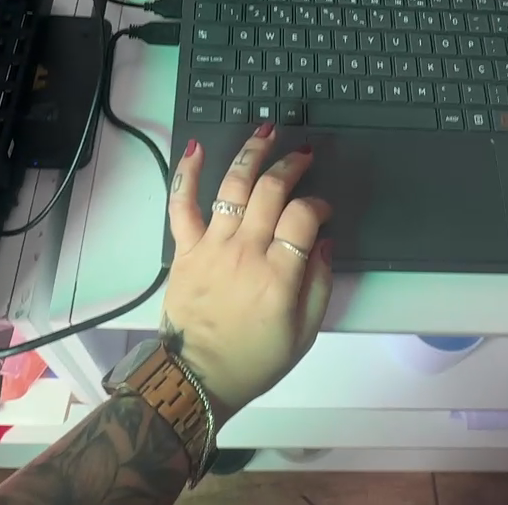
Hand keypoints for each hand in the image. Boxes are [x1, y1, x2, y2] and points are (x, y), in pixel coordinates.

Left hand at [162, 123, 333, 418]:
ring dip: (252, 153)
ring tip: (267, 130)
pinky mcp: (185, 247)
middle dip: (292, 165)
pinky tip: (198, 147)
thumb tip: (324, 240)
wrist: (197, 378)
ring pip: (233, 186)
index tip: (323, 209)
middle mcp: (245, 251)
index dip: (319, 205)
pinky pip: (182, 204)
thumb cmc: (255, 358)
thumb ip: (320, 283)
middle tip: (304, 155)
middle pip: (271, 190)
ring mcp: (212, 245)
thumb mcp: (304, 333)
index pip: (304, 217)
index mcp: (278, 275)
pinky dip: (187, 173)